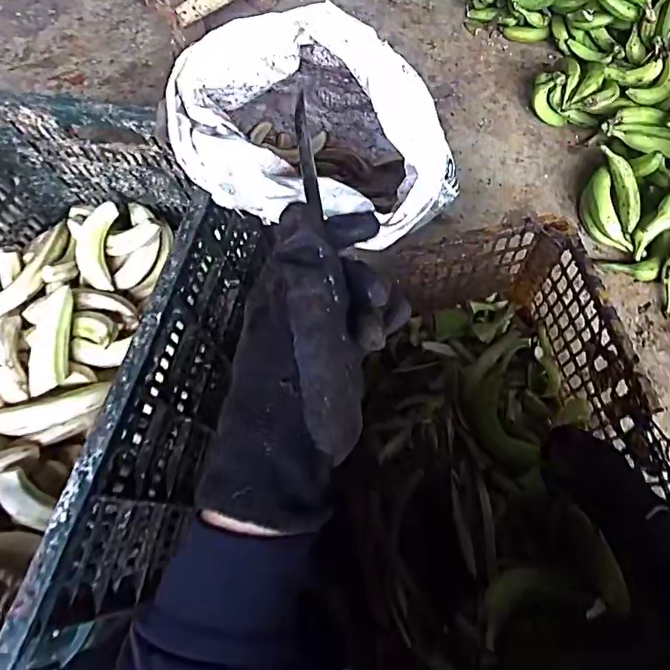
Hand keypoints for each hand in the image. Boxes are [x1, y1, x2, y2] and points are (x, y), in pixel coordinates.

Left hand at [194, 204, 408, 535]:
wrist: (288, 458)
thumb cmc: (295, 388)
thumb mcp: (304, 322)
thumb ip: (308, 267)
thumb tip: (303, 210)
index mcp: (283, 284)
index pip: (303, 230)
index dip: (336, 224)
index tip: (371, 228)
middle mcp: (300, 297)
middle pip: (342, 260)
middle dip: (366, 277)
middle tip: (375, 303)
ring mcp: (321, 324)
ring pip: (361, 289)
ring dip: (377, 305)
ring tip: (374, 337)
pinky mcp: (340, 347)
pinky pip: (369, 316)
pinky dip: (384, 320)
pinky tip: (385, 338)